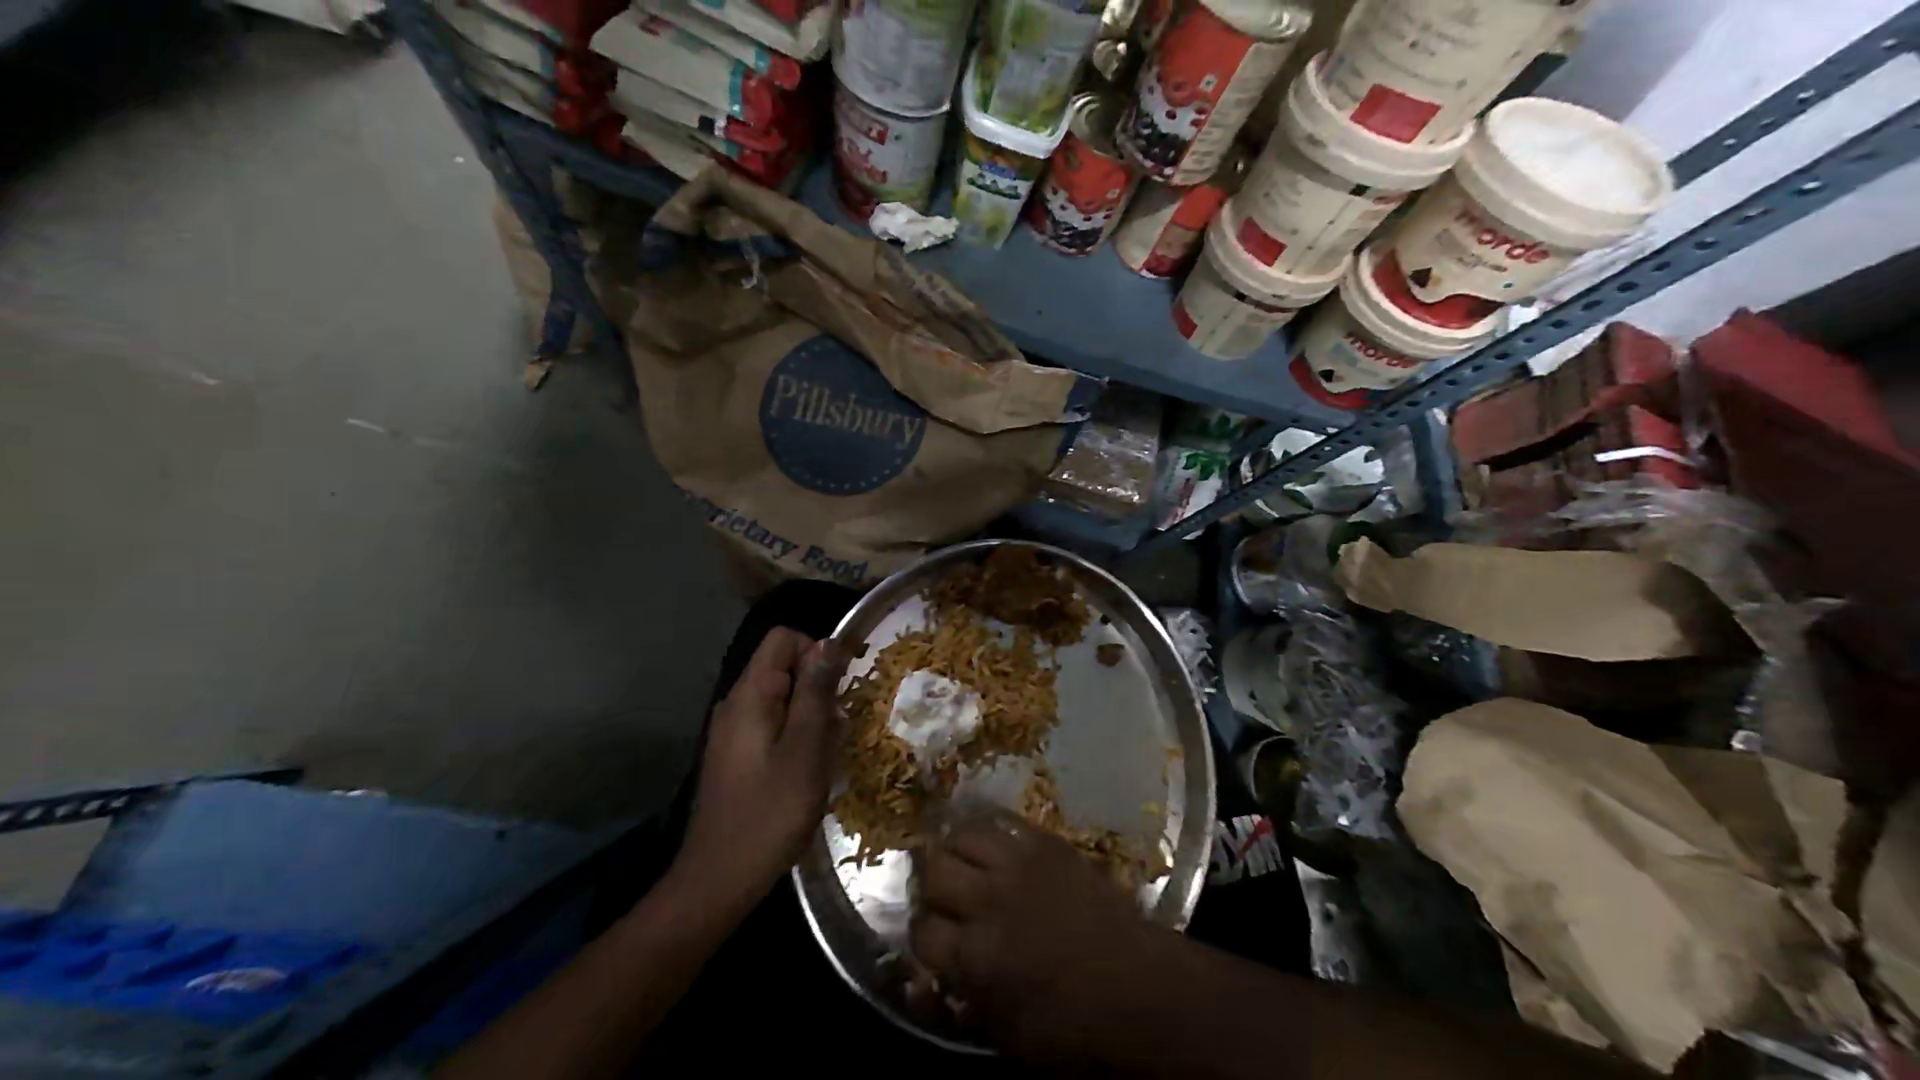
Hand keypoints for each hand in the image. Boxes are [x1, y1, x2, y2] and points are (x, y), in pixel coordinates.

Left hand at [673, 629, 847, 906]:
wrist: (720, 879)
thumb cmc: (769, 813)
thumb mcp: (805, 750)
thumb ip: (817, 693)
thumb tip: (830, 642)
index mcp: (750, 695)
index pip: (783, 639)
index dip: (817, 652)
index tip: (840, 689)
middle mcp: (736, 704)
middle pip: (783, 667)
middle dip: (818, 688)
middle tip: (836, 730)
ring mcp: (734, 731)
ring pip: (783, 698)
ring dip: (812, 716)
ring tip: (826, 754)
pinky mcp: (738, 755)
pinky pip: (774, 725)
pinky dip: (798, 736)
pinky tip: (809, 770)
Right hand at [909, 813, 1178, 1062]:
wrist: (1142, 988)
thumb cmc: (1077, 1027)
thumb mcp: (1009, 1038)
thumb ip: (960, 1005)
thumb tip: (921, 988)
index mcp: (976, 957)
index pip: (922, 931)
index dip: (922, 936)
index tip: (933, 941)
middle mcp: (990, 901)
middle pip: (935, 870)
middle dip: (931, 883)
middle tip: (943, 895)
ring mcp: (1020, 865)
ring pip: (964, 834)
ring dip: (956, 849)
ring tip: (963, 861)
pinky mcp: (1048, 844)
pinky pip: (1005, 820)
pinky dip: (990, 828)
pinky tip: (991, 841)